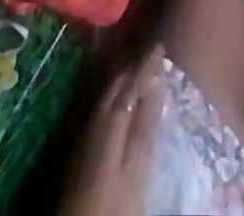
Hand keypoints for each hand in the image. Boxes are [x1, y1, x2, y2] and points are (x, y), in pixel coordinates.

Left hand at [58, 48, 164, 215]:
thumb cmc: (114, 200)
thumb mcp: (137, 166)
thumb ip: (145, 125)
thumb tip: (154, 84)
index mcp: (112, 116)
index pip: (132, 79)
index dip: (146, 61)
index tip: (160, 43)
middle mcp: (97, 114)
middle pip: (117, 80)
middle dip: (134, 62)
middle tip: (152, 47)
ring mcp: (87, 126)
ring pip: (108, 89)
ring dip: (124, 73)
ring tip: (140, 61)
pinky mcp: (83, 139)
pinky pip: (103, 99)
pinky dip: (116, 88)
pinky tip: (121, 91)